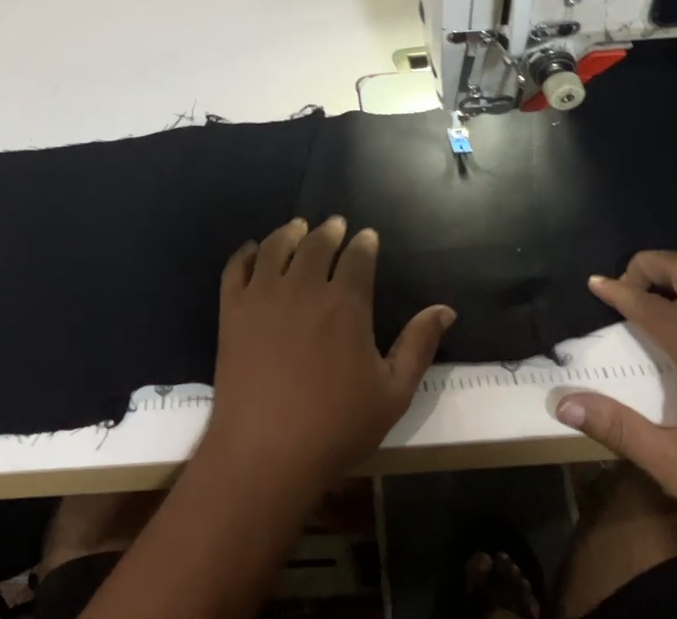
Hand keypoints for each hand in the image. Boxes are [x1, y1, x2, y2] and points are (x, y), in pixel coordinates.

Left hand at [205, 217, 453, 489]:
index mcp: (346, 304)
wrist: (265, 451)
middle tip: (335, 225)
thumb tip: (445, 309)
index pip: (358, 257)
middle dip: (330, 230)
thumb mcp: (393, 393)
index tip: (367, 237)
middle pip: (316, 244)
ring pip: (275, 247)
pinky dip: (245, 253)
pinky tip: (251, 249)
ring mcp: (263, 296)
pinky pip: (236, 268)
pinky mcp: (232, 311)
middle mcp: (304, 287)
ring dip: (289, 232)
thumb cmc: (337, 427)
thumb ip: (419, 345)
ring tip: (297, 226)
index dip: (364, 243)